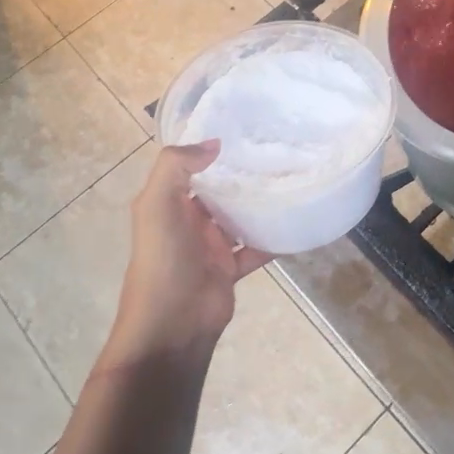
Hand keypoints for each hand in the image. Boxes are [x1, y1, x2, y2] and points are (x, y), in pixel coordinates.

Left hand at [112, 143, 272, 366]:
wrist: (173, 324)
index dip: (211, 151)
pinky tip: (296, 222)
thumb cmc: (163, 260)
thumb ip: (176, 167)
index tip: (246, 130)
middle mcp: (188, 222)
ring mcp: (211, 247)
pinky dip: (274, 239)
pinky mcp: (230, 269)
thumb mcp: (157, 205)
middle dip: (242, 175)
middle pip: (219, 192)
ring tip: (292, 179)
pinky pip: (256, 248)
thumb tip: (216, 143)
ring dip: (260, 204)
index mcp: (168, 205)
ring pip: (239, 218)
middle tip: (279, 151)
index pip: (190, 170)